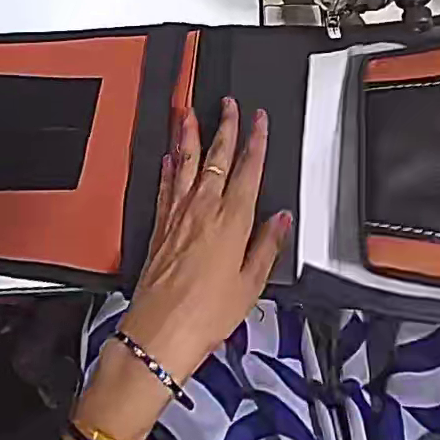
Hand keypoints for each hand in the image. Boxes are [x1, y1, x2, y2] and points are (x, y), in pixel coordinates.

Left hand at [75, 99, 289, 439]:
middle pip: (217, 157)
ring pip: (184, 163)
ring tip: (188, 114)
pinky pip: (165, 186)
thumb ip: (268, 245)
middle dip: (225, 126)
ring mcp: (177, 216)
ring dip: (188, 136)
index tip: (259, 118)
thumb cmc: (205, 315)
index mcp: (231, 220)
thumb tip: (282, 220)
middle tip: (228, 104)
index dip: (256, 139)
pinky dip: (167, 167)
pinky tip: (167, 157)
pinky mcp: (160, 227)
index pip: (249, 168)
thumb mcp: (251, 284)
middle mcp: (203, 211)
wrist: (158, 336)